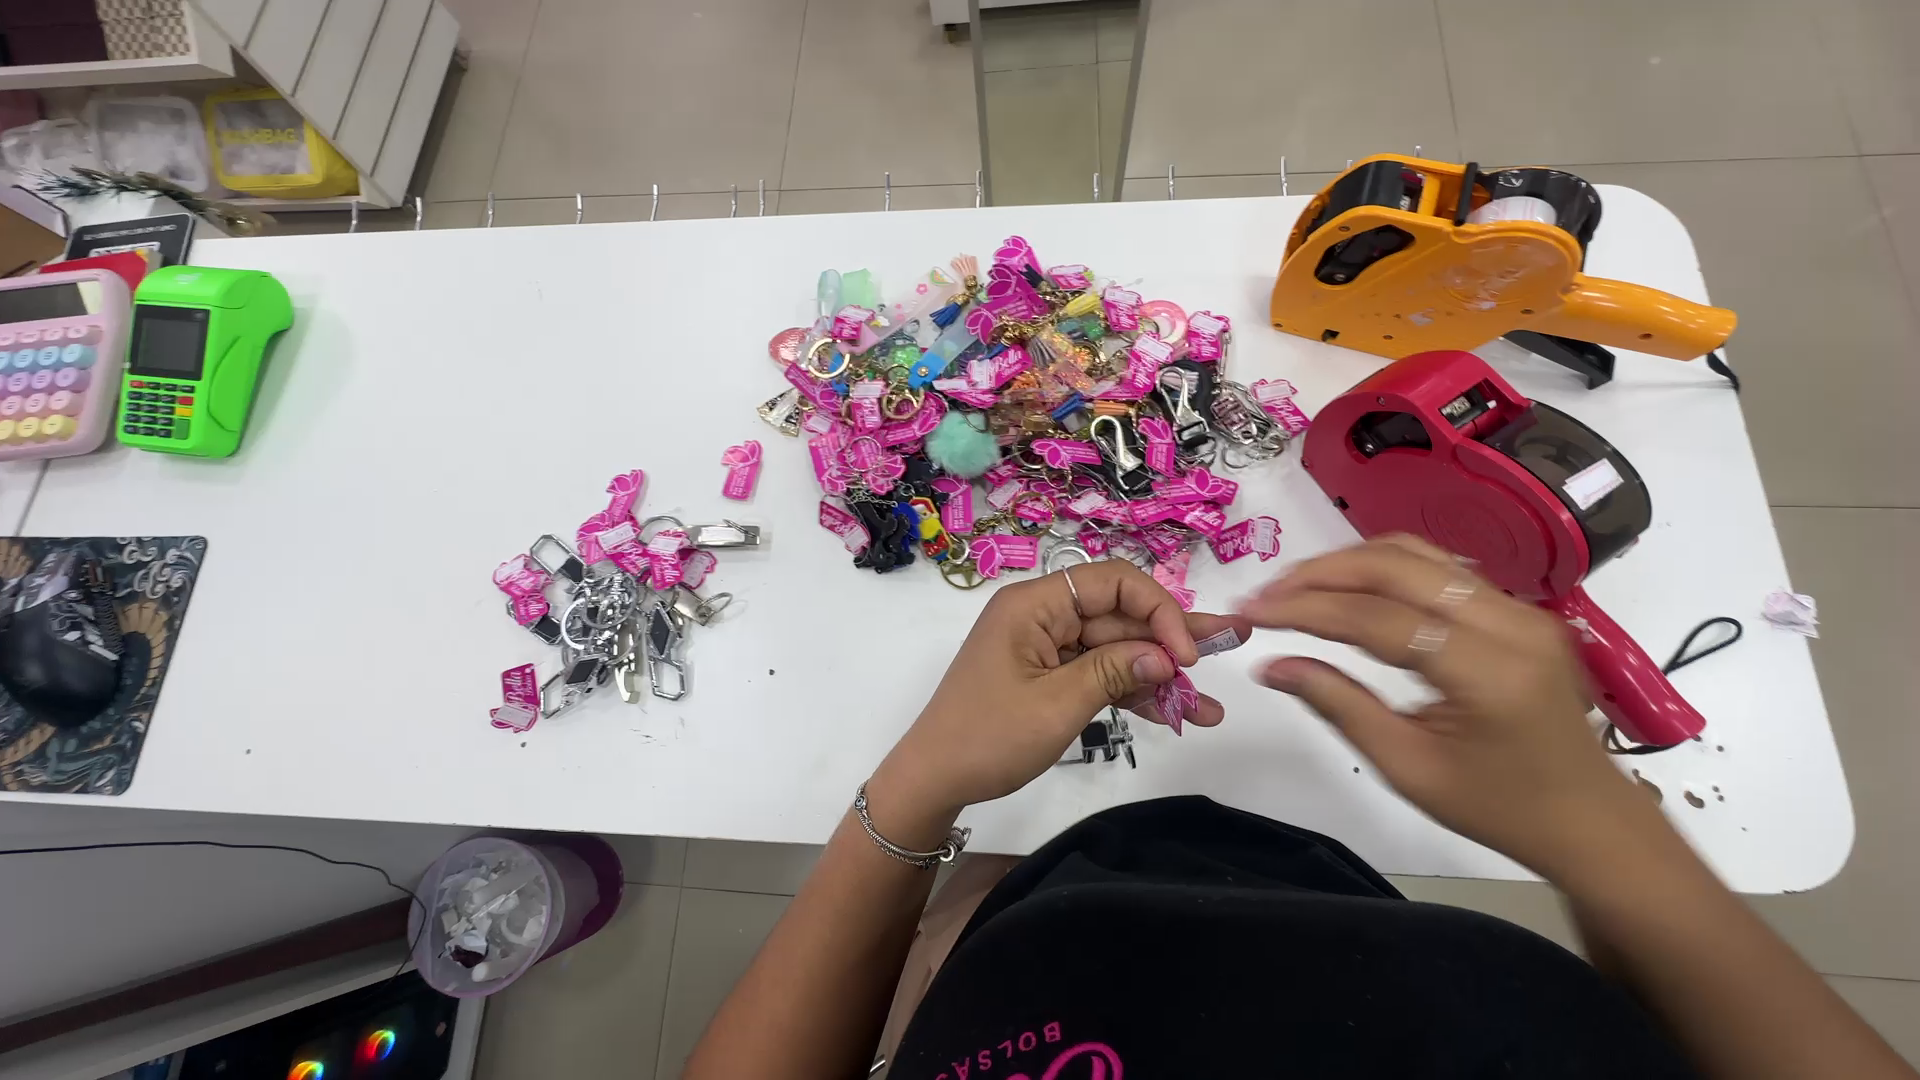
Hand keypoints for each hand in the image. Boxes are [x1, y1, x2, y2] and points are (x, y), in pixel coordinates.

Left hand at [871, 560, 1249, 831]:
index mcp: (1034, 604)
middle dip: (1172, 641)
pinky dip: (1131, 693)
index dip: (1158, 610)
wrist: (935, 779)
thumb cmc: (987, 737)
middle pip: (1119, 616)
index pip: (1112, 582)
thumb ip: (1114, 672)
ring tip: (1211, 706)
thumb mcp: (1057, 705)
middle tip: (1235, 642)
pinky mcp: (1048, 676)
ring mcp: (1046, 647)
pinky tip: (1176, 715)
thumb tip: (1167, 655)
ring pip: (1115, 649)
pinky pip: (1098, 674)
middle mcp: (1042, 615)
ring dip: (1159, 675)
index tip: (1188, 656)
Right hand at [1238, 535, 1651, 874]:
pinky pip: (1435, 568)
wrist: (1593, 822)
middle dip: (1319, 574)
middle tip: (1264, 594)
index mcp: (1488, 672)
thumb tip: (1269, 665)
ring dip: (1346, 563)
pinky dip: (1379, 569)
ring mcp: (1519, 609)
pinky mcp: (1514, 609)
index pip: (1378, 618)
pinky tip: (1344, 588)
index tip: (1250, 612)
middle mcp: (1510, 623)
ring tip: (1293, 587)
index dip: (1306, 609)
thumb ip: (1337, 704)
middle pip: (1396, 567)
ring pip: (1415, 554)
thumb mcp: (1407, 767)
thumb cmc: (1499, 808)